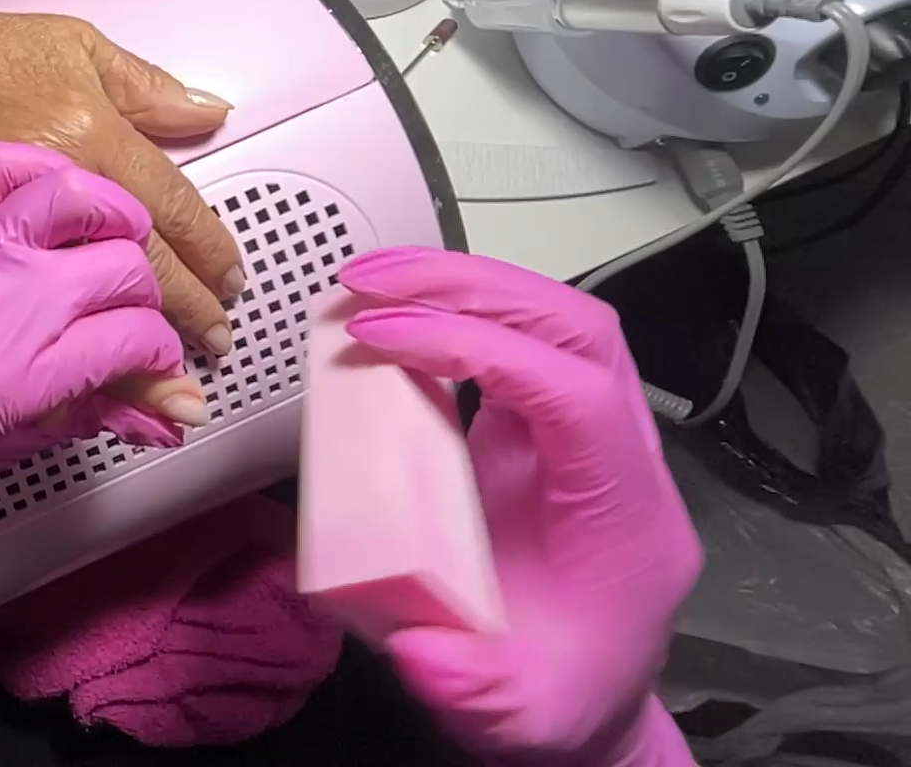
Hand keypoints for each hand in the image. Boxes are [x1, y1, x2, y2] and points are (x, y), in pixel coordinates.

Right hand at [0, 0, 242, 357]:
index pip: (173, 209)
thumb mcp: (75, 45)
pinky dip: (57, 339)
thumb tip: (209, 111)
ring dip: (133, 338)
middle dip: (188, 308)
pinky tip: (82, 363)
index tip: (230, 277)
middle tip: (214, 335)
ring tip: (167, 366)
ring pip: (88, 300)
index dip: (212, 251)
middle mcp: (56, 189)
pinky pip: (23, 306)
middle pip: (142, 267)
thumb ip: (148, 87)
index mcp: (91, 136)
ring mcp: (7, 226)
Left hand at [0, 142, 207, 567]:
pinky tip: (61, 185)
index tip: (168, 357)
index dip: (168, 352)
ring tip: (133, 231)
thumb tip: (172, 409)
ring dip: (122, 210)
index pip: (138, 339)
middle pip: (126, 266)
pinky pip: (6, 167)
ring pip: (80, 198)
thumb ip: (96, 413)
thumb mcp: (5, 448)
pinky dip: (42, 166)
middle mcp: (2, 304)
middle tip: (157, 307)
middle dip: (163, 290)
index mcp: (22, 377)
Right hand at [338, 247, 701, 766]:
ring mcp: (575, 429)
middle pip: (571, 325)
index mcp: (621, 510)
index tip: (376, 339)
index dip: (475, 346)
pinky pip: (504, 337)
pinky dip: (442, 308)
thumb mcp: (513, 707)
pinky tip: (385, 312)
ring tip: (366, 280)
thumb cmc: (546, 679)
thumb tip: (416, 644)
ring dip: (451, 281)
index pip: (572, 389)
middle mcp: (612, 452)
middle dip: (464, 284)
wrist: (565, 674)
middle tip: (367, 282)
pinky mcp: (532, 421)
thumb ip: (469, 687)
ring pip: (545, 314)